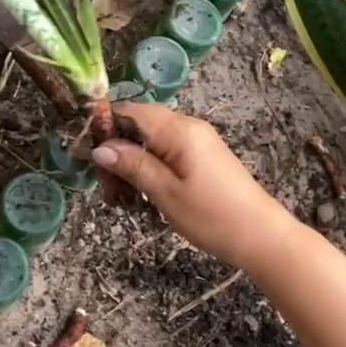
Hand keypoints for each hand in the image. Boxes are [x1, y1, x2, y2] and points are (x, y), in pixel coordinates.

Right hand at [90, 104, 305, 267]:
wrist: (261, 235)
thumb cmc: (212, 216)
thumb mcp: (166, 193)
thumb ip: (133, 166)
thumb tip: (100, 148)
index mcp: (179, 130)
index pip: (131, 111)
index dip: (104, 126)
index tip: (84, 151)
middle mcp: (189, 126)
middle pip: (141, 122)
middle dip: (116, 145)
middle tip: (102, 181)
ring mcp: (199, 139)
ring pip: (153, 136)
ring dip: (132, 157)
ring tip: (119, 190)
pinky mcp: (204, 154)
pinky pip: (168, 147)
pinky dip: (150, 163)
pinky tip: (142, 188)